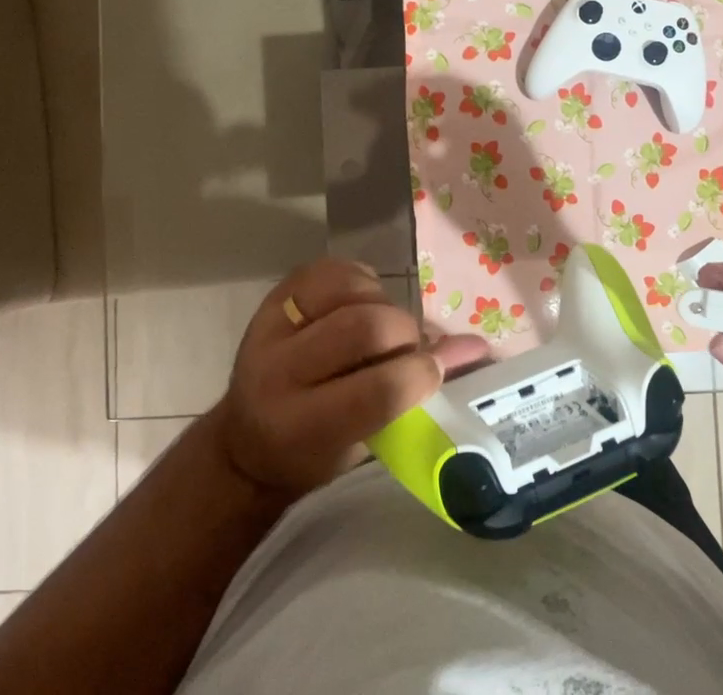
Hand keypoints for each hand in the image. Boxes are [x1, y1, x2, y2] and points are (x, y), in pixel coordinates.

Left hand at [204, 259, 490, 500]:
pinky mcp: (270, 300)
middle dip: (404, 334)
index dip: (420, 374)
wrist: (247, 440)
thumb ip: (416, 396)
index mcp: (302, 426)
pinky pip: (327, 269)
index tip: (433, 371)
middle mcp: (277, 374)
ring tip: (382, 324)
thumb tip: (475, 348)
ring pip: (346, 289)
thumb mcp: (366, 442)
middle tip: (407, 348)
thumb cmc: (317, 453)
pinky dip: (357, 280)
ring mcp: (269, 329)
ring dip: (381, 302)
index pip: (379, 390)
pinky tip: (362, 302)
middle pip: (364, 328)